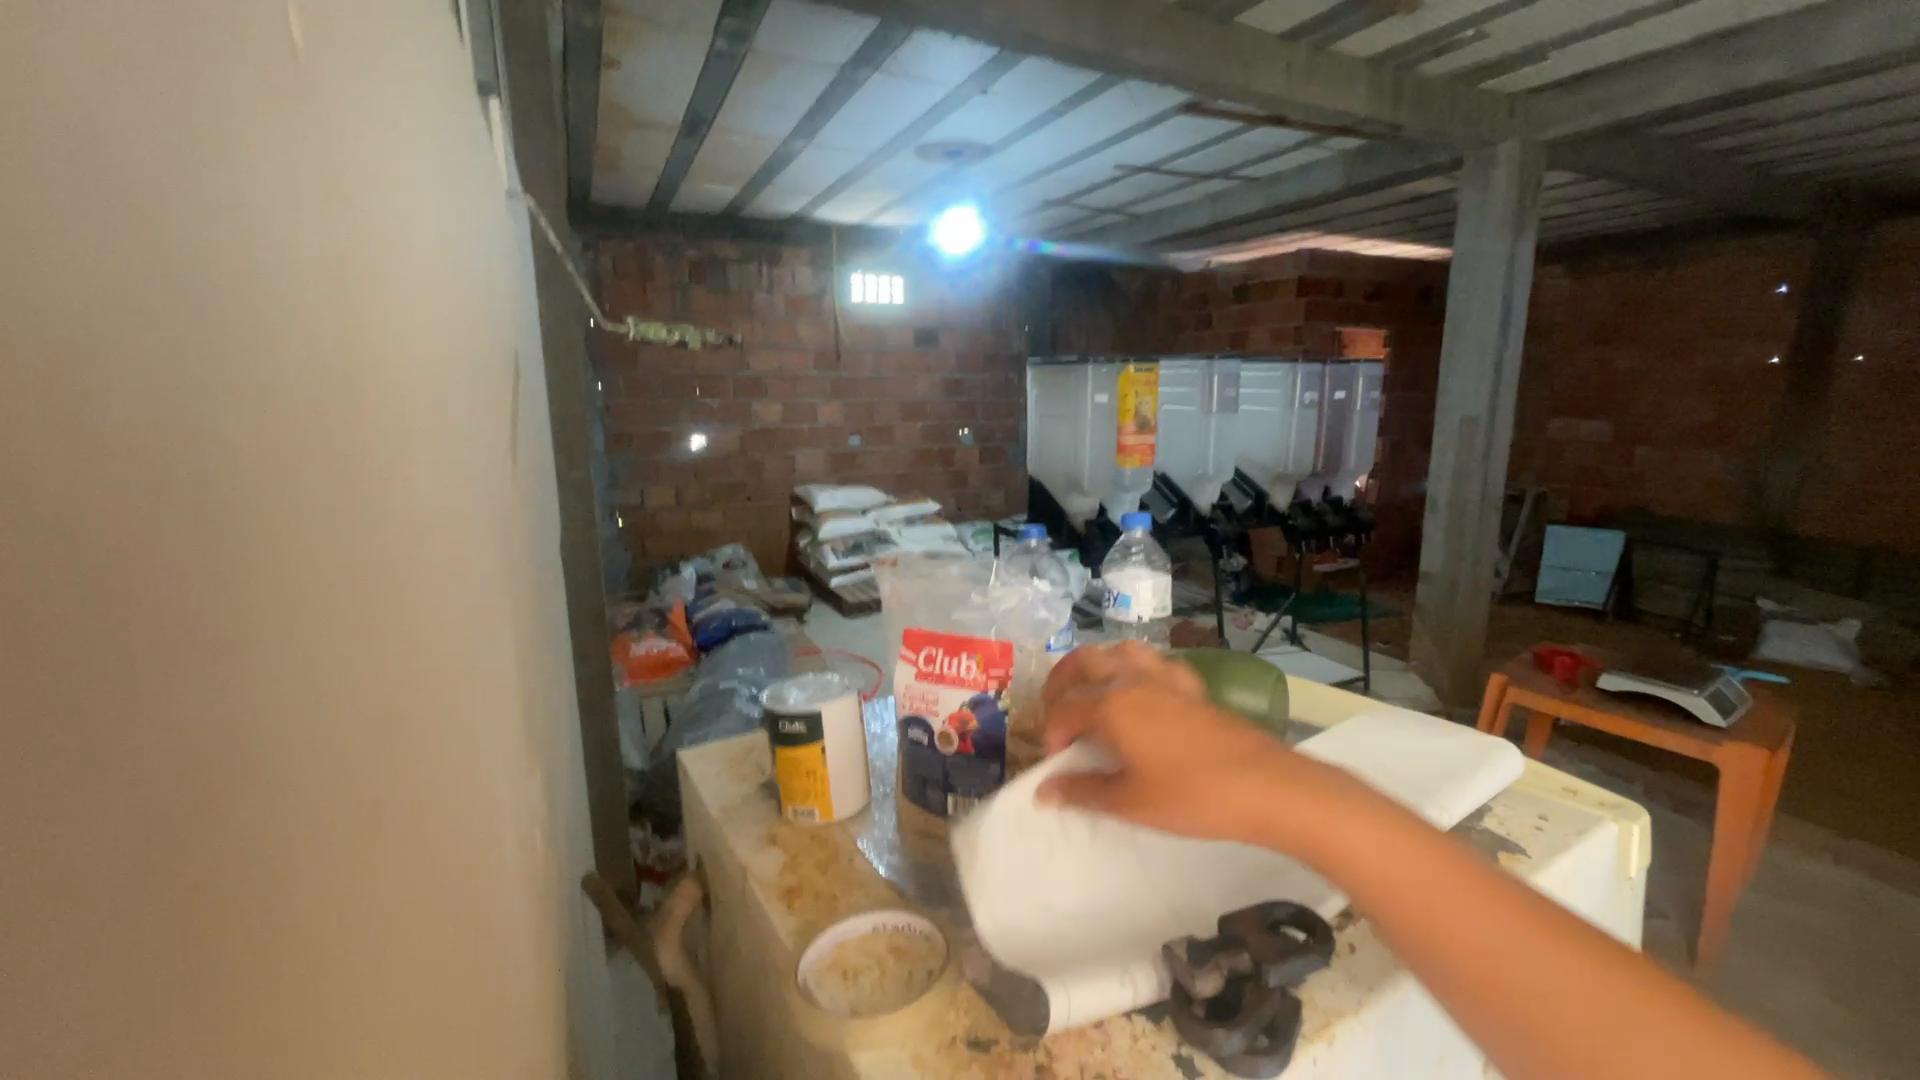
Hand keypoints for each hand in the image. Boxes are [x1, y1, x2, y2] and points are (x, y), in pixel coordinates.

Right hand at [1036, 643, 1358, 853]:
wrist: (1266, 786)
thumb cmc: (1191, 797)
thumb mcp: (1130, 802)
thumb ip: (1083, 792)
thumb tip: (1044, 791)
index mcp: (1112, 706)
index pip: (1065, 709)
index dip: (1052, 734)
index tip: (1058, 764)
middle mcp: (1134, 681)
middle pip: (1085, 662)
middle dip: (1062, 682)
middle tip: (1059, 711)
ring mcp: (1167, 679)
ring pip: (1122, 651)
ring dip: (1099, 666)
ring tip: (1095, 693)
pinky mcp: (1193, 687)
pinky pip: (1157, 663)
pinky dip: (1139, 670)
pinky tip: (1144, 694)